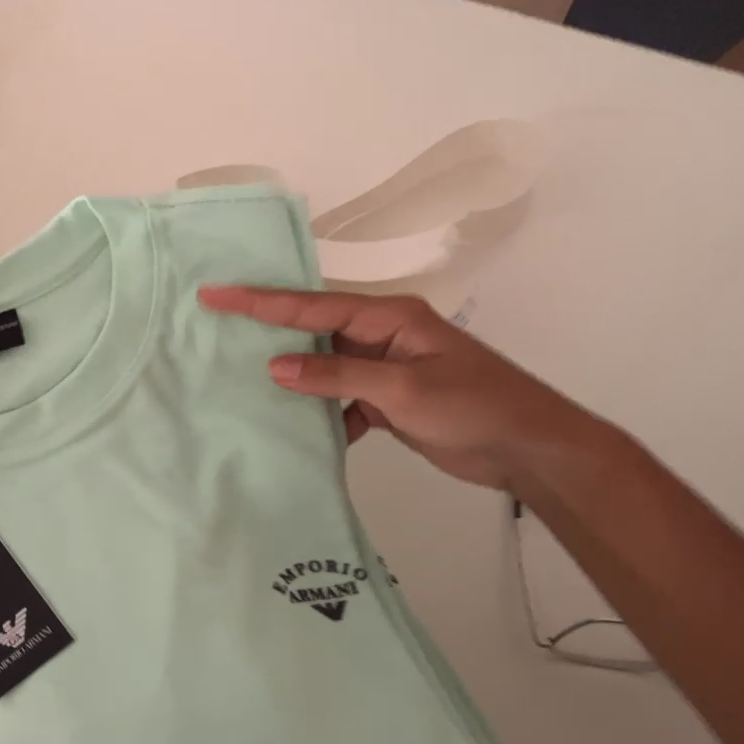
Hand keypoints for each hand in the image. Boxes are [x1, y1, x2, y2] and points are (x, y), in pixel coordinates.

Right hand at [198, 286, 607, 492]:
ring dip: (292, 381)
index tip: (215, 294)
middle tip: (215, 329)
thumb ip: (338, 376)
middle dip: (267, 332)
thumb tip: (276, 368)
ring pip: (320, 368)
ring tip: (242, 386)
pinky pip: (337, 398)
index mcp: (389, 317)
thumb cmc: (474, 407)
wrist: (529, 449)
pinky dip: (321, 415)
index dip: (260, 301)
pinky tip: (303, 432)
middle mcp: (381, 336)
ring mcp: (382, 368)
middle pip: (311, 330)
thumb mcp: (402, 390)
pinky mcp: (384, 399)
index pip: (311, 306)